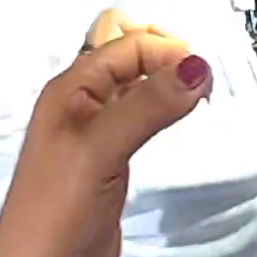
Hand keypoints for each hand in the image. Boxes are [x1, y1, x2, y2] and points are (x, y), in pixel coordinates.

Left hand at [0, 12, 212, 256]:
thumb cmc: (53, 210)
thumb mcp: (101, 146)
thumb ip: (146, 105)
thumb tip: (192, 66)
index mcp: (70, 87)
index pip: (123, 47)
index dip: (162, 48)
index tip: (202, 64)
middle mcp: (80, 104)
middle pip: (127, 61)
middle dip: (163, 58)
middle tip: (203, 74)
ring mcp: (94, 135)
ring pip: (133, 90)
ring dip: (163, 82)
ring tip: (197, 89)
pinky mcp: (107, 164)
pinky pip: (136, 120)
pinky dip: (158, 111)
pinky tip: (173, 116)